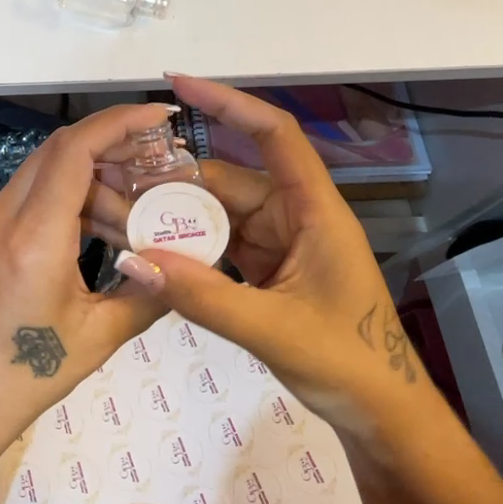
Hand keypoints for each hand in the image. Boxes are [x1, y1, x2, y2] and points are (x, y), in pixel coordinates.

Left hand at [0, 103, 172, 460]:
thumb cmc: (24, 378)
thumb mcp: (97, 338)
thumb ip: (146, 294)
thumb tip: (184, 265)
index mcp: (33, 234)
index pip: (75, 149)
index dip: (119, 122)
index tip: (161, 115)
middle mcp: (4, 215)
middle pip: (59, 151)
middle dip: (112, 147)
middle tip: (158, 165)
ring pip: (44, 173)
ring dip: (91, 179)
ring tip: (135, 212)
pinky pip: (29, 198)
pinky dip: (67, 200)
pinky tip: (98, 232)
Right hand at [85, 75, 427, 431]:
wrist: (382, 417)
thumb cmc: (348, 363)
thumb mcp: (273, 329)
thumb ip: (202, 295)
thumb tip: (132, 257)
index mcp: (315, 211)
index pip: (274, 135)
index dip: (229, 103)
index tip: (179, 85)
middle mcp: (295, 215)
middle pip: (229, 179)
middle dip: (178, 181)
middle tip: (120, 186)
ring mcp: (280, 242)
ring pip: (219, 212)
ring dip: (178, 217)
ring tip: (126, 218)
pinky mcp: (268, 268)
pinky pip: (220, 243)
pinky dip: (189, 246)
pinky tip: (154, 251)